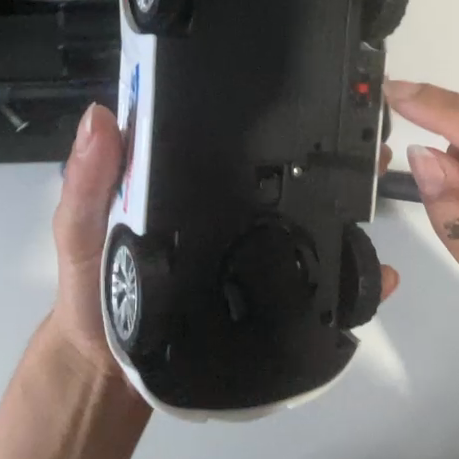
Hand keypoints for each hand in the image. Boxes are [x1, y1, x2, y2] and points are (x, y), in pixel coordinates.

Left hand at [46, 105, 400, 383]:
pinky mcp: (261, 295)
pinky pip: (307, 278)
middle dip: (321, 150)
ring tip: (378, 181)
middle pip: (276, 171)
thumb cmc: (90, 294)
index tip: (291, 83)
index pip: (221, 134)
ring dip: (342, 198)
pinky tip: (380, 272)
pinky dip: (346, 275)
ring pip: (302, 216)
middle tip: (363, 134)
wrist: (111, 375)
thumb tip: (102, 115)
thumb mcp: (77, 231)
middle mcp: (220, 208)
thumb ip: (86, 183)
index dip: (252, 108)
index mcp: (178, 181)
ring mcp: (245, 250)